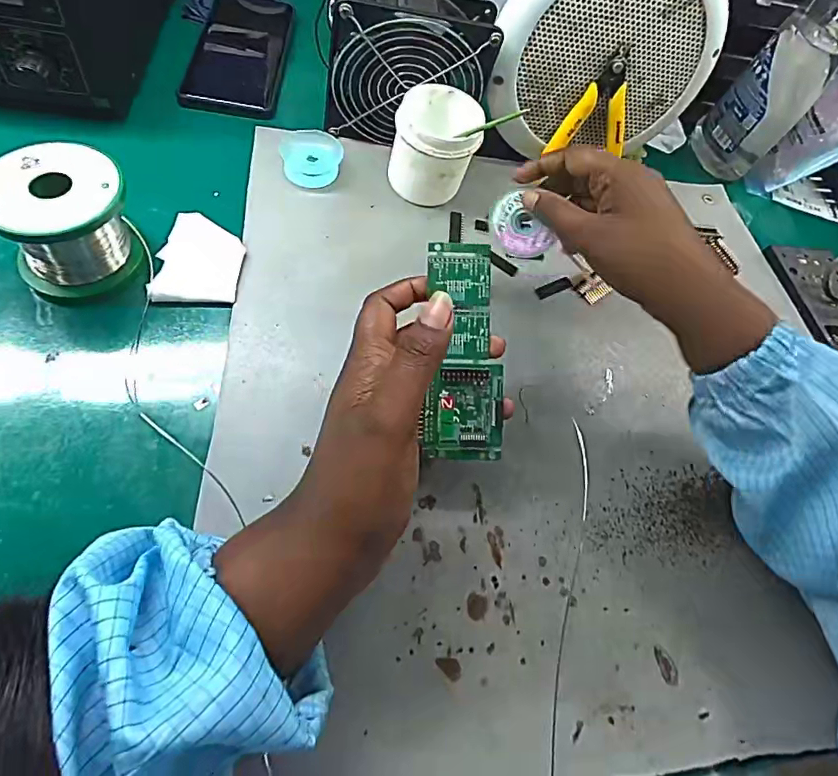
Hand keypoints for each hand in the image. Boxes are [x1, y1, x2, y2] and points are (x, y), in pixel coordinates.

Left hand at [215, 277, 507, 674]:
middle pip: (415, 340)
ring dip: (465, 369)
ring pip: (432, 376)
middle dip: (452, 333)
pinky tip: (493, 417)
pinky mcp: (407, 442)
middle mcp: (379, 383)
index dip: (409, 292)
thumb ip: (416, 358)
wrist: (337, 546)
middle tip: (492, 340)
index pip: (381, 309)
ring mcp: (393, 414)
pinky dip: (465, 407)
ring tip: (500, 373)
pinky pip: (440, 412)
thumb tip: (441, 303)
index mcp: (368, 366)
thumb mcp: (390, 412)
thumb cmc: (358, 478)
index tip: (450, 292)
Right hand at [514, 148, 775, 372]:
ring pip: (596, 194)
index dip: (541, 167)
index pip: (572, 156)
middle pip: (584, 173)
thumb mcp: (587, 235)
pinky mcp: (648, 219)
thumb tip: (530, 196)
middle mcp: (633, 178)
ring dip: (570, 210)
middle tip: (532, 210)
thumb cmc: (639, 258)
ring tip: (553, 232)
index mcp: (620, 172)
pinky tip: (577, 243)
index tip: (517, 181)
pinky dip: (588, 221)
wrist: (689, 291)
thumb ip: (554, 212)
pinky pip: (609, 210)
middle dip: (555, 191)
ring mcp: (643, 198)